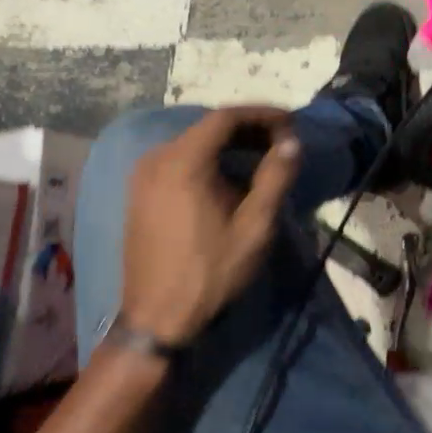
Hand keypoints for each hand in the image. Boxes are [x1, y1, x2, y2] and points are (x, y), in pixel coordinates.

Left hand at [119, 107, 299, 345]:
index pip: (225, 117)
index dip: (262, 114)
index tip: (291, 123)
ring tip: (262, 155)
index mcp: (182, 163)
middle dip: (249, 127)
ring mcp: (143, 178)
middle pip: (208, 126)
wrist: (156, 318)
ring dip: (230, 142)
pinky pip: (179, 159)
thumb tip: (291, 142)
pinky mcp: (140, 194)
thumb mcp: (255, 226)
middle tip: (282, 139)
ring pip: (193, 142)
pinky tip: (230, 175)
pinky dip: (209, 157)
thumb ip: (275, 177)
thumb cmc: (210, 271)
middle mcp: (156, 161)